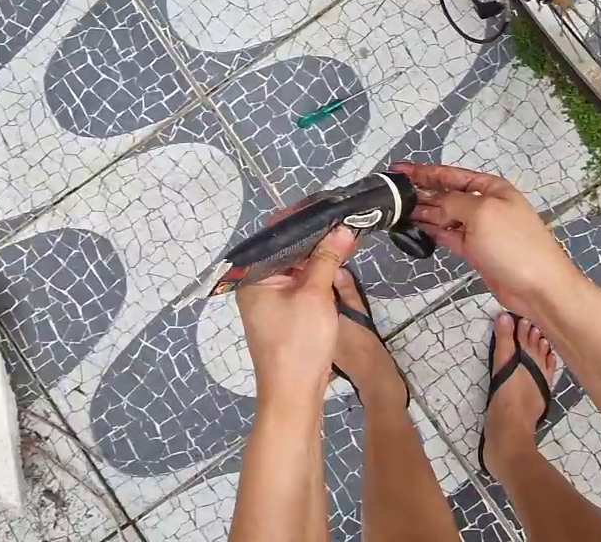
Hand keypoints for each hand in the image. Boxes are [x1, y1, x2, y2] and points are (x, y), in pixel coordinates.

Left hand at [237, 227, 357, 405]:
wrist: (294, 397)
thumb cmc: (299, 343)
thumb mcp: (315, 295)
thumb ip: (327, 258)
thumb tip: (343, 228)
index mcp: (254, 277)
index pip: (276, 236)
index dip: (302, 220)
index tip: (328, 205)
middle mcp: (258, 284)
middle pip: (287, 251)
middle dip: (316, 237)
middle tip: (343, 219)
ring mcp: (271, 300)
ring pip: (296, 267)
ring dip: (319, 255)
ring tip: (346, 234)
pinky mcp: (285, 313)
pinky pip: (301, 284)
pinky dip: (318, 274)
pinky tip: (338, 262)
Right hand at [400, 162, 580, 320]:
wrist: (539, 287)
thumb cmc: (513, 243)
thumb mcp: (481, 213)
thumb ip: (453, 203)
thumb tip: (432, 205)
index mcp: (491, 187)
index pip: (451, 175)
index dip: (424, 171)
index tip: (399, 169)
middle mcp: (484, 204)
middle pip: (446, 194)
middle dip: (421, 191)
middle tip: (393, 192)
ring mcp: (480, 229)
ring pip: (445, 215)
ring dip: (424, 211)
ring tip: (398, 209)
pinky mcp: (475, 250)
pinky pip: (449, 235)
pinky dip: (433, 230)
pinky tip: (416, 227)